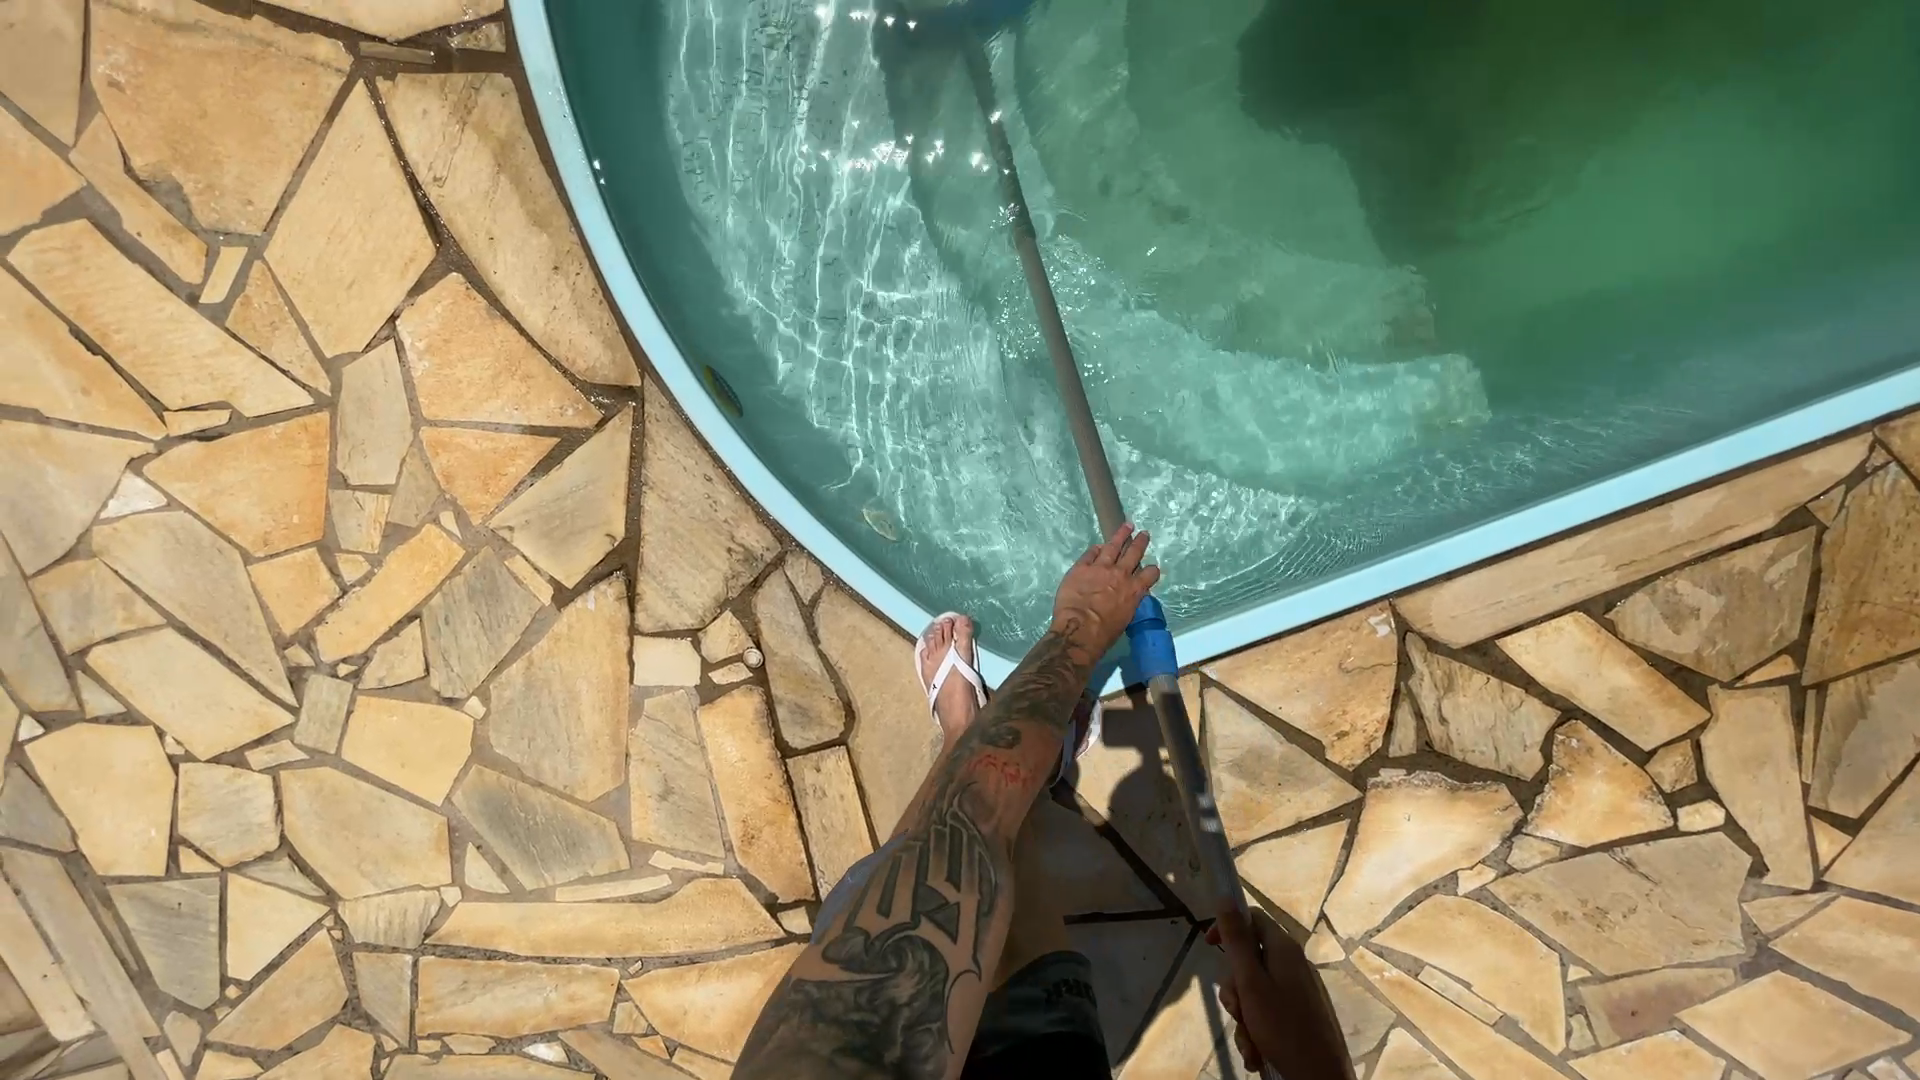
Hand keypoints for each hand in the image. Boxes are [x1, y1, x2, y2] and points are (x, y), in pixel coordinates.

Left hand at [1050, 524, 1158, 659]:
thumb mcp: (1125, 618)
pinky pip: (1090, 554)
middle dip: (1140, 542)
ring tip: (1127, 526)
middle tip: (1144, 533)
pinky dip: (1095, 549)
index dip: (1152, 570)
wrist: (1080, 629)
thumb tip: (1126, 597)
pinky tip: (1098, 546)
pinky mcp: (1081, 568)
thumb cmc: (1104, 633)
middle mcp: (1120, 575)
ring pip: (1113, 546)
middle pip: (1134, 553)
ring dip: (1121, 535)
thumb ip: (1127, 602)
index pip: (1150, 574)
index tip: (1152, 568)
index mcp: (1134, 590)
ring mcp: (1100, 568)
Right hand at [1206, 904, 1353, 1078]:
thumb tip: (1226, 896)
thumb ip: (1237, 940)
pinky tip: (1258, 1053)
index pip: (1251, 918)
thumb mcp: (1251, 982)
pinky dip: (1258, 1030)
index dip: (1227, 927)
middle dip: (1235, 988)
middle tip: (1235, 1010)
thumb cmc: (1283, 1029)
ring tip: (1250, 1043)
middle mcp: (1294, 965)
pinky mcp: (1302, 1016)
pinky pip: (1269, 1012)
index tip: (1210, 947)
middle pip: (1249, 959)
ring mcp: (1300, 992)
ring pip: (1256, 990)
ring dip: (1244, 1016)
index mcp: (1284, 949)